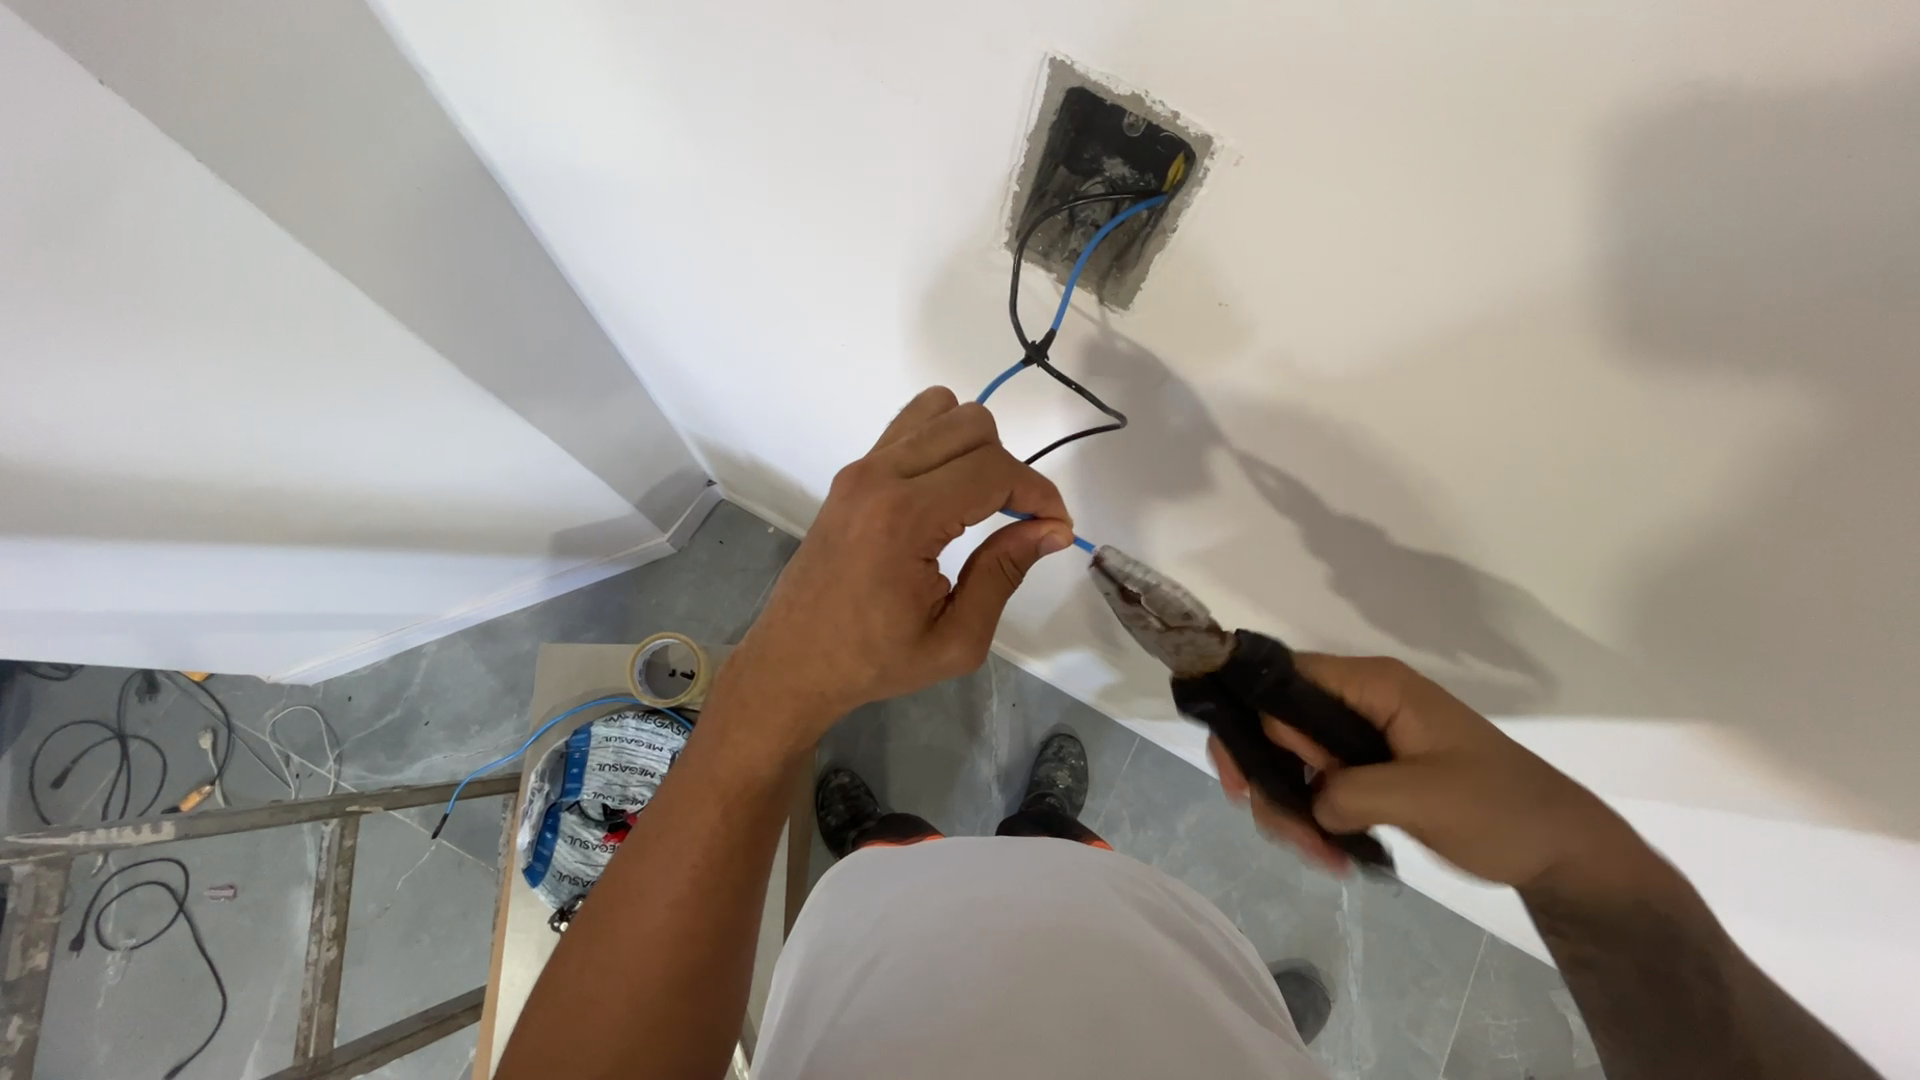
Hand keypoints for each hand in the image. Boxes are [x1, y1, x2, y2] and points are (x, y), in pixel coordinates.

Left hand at [715, 387, 1074, 751]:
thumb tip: (1053, 530)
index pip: (993, 470)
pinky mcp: (851, 474)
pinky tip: (947, 491)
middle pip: (971, 425)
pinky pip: (908, 426)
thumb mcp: (955, 639)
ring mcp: (859, 469)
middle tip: (1019, 519)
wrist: (794, 662)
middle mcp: (878, 477)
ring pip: (939, 409)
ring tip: (980, 500)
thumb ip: (1004, 574)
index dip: (1039, 494)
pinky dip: (942, 443)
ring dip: (974, 446)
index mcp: (903, 520)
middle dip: (1010, 467)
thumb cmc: (874, 661)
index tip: (1056, 529)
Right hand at [1210, 654, 1640, 889]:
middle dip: (1269, 782)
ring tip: (1322, 857)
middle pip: (1275, 726)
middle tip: (1289, 835)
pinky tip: (1331, 854)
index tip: (1244, 779)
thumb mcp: (1423, 796)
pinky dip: (1311, 819)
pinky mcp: (1363, 769)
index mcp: (1373, 686)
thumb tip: (1306, 802)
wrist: (1563, 850)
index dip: (1251, 721)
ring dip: (1290, 810)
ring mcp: (1359, 736)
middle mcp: (1357, 701)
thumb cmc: (1501, 809)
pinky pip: (1313, 785)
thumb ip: (1348, 789)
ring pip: (1289, 762)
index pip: (1282, 680)